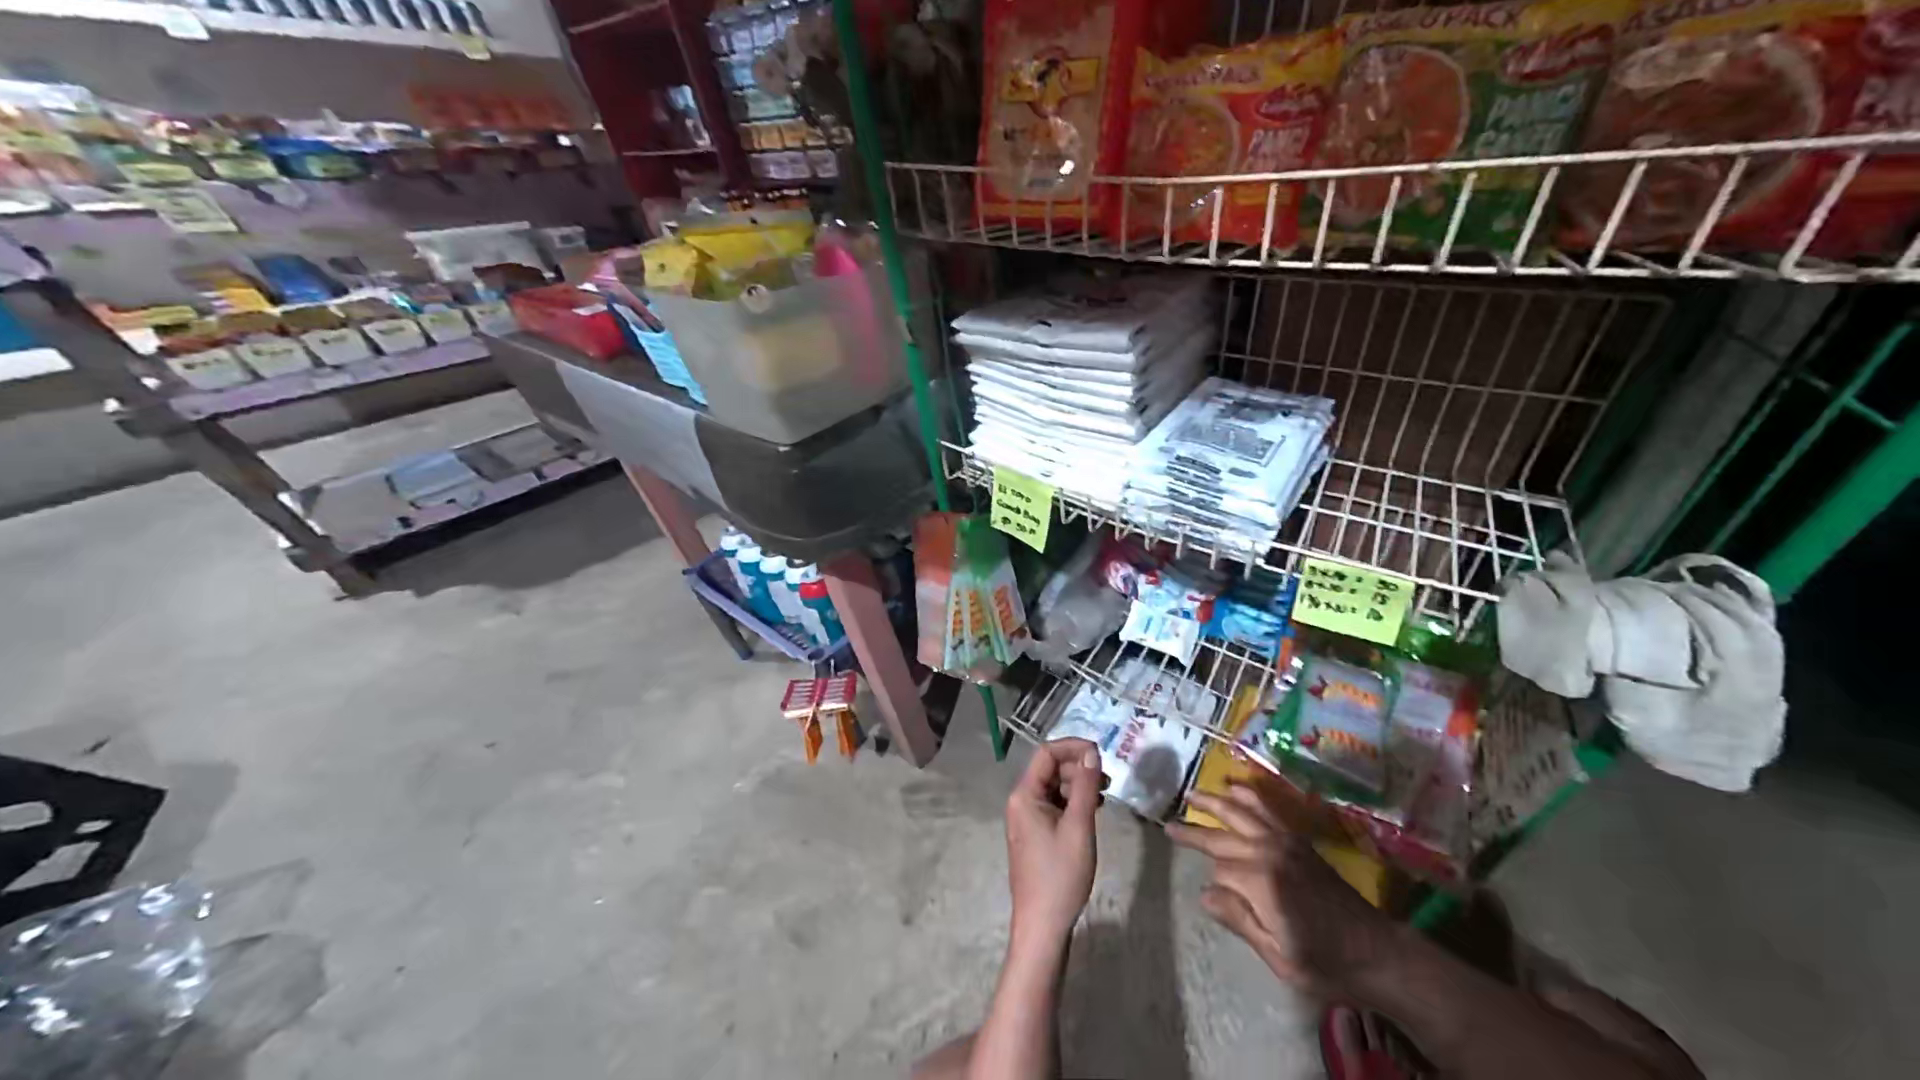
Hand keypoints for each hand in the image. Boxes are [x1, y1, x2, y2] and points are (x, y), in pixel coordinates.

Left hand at [1004, 738, 1101, 949]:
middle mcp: (1020, 801)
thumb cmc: (1061, 875)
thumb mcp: (1079, 827)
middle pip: (1049, 769)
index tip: (1102, 755)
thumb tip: (1092, 753)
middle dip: (1078, 768)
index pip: (1046, 753)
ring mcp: (1025, 818)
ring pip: (1052, 788)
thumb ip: (1086, 787)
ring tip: (1104, 796)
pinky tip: (1091, 813)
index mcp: (1024, 795)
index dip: (1073, 747)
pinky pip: (1052, 806)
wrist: (1042, 924)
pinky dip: (1072, 803)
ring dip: (1078, 786)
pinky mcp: (1033, 834)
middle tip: (1108, 780)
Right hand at [1167, 781, 1396, 996]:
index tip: (1214, 901)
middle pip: (1223, 833)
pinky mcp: (1299, 840)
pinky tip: (1235, 788)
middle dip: (1195, 828)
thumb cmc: (1325, 963)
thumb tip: (1203, 892)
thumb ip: (1239, 919)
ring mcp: (1286, 841)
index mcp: (1262, 880)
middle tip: (1169, 823)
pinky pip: (1268, 809)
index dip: (1215, 887)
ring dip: (1216, 801)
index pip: (1220, 870)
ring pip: (1242, 811)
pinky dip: (1249, 795)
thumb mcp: (1278, 956)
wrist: (1377, 952)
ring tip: (1194, 792)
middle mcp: (1270, 851)